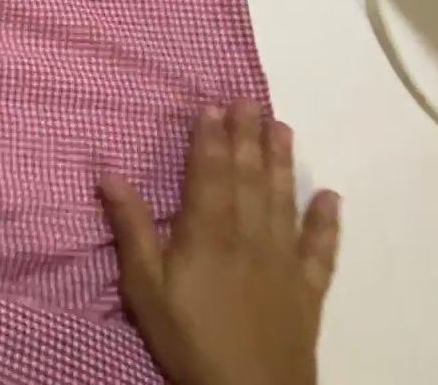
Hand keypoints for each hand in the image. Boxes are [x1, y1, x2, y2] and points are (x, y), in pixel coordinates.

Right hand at [99, 101, 341, 384]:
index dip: (210, 139)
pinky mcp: (308, 291)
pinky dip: (327, 222)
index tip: (212, 106)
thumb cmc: (187, 335)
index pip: (210, 174)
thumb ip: (130, 226)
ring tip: (283, 128)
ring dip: (283, 163)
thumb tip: (107, 172)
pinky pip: (321, 250)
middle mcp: (250, 238)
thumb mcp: (143, 283)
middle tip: (250, 101)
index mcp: (208, 233)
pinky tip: (330, 196)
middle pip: (249, 179)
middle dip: (248, 138)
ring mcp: (284, 263)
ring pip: (283, 202)